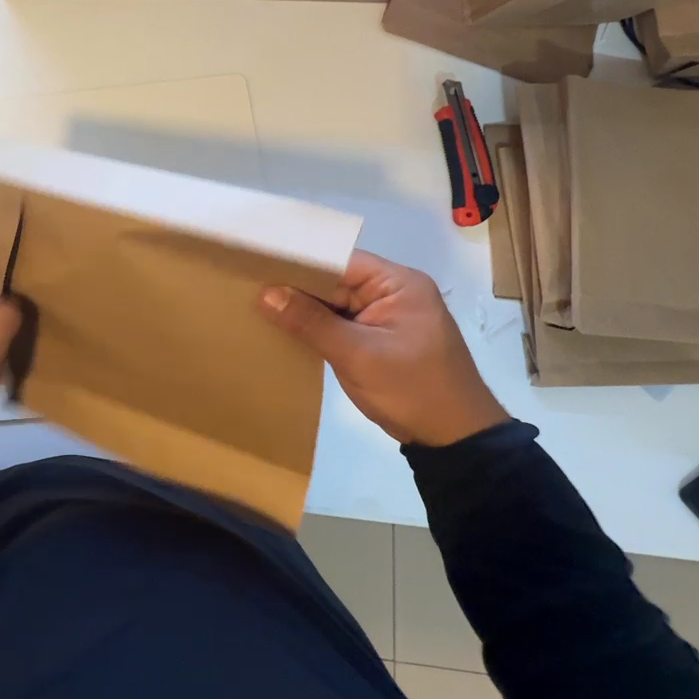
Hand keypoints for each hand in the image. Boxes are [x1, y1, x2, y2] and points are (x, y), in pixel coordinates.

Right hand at [259, 249, 508, 447]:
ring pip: (329, 300)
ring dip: (298, 306)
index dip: (298, 261)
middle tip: (244, 283)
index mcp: (398, 284)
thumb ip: (311, 321)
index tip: (255, 263)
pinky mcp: (372, 337)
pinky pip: (334, 321)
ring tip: (251, 302)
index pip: (339, 259)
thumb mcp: (358, 355)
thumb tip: (265, 293)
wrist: (454, 439)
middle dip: (293, 284)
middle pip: (331, 277)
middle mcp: (390, 292)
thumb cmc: (414, 390)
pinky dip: (310, 325)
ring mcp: (381, 315)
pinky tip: (277, 326)